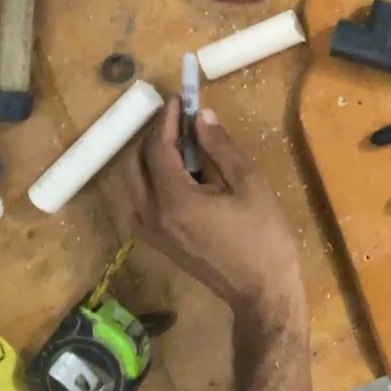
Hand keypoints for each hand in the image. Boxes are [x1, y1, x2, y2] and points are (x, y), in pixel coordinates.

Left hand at [115, 102, 305, 323]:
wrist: (261, 290)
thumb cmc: (262, 235)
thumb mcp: (249, 184)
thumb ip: (221, 148)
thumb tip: (202, 117)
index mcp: (175, 200)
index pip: (158, 149)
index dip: (167, 121)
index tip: (180, 100)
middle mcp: (152, 216)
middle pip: (132, 164)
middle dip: (151, 136)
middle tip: (176, 118)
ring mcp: (150, 232)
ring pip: (128, 185)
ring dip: (143, 157)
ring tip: (173, 142)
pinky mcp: (157, 242)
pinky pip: (135, 203)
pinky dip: (144, 180)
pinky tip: (170, 173)